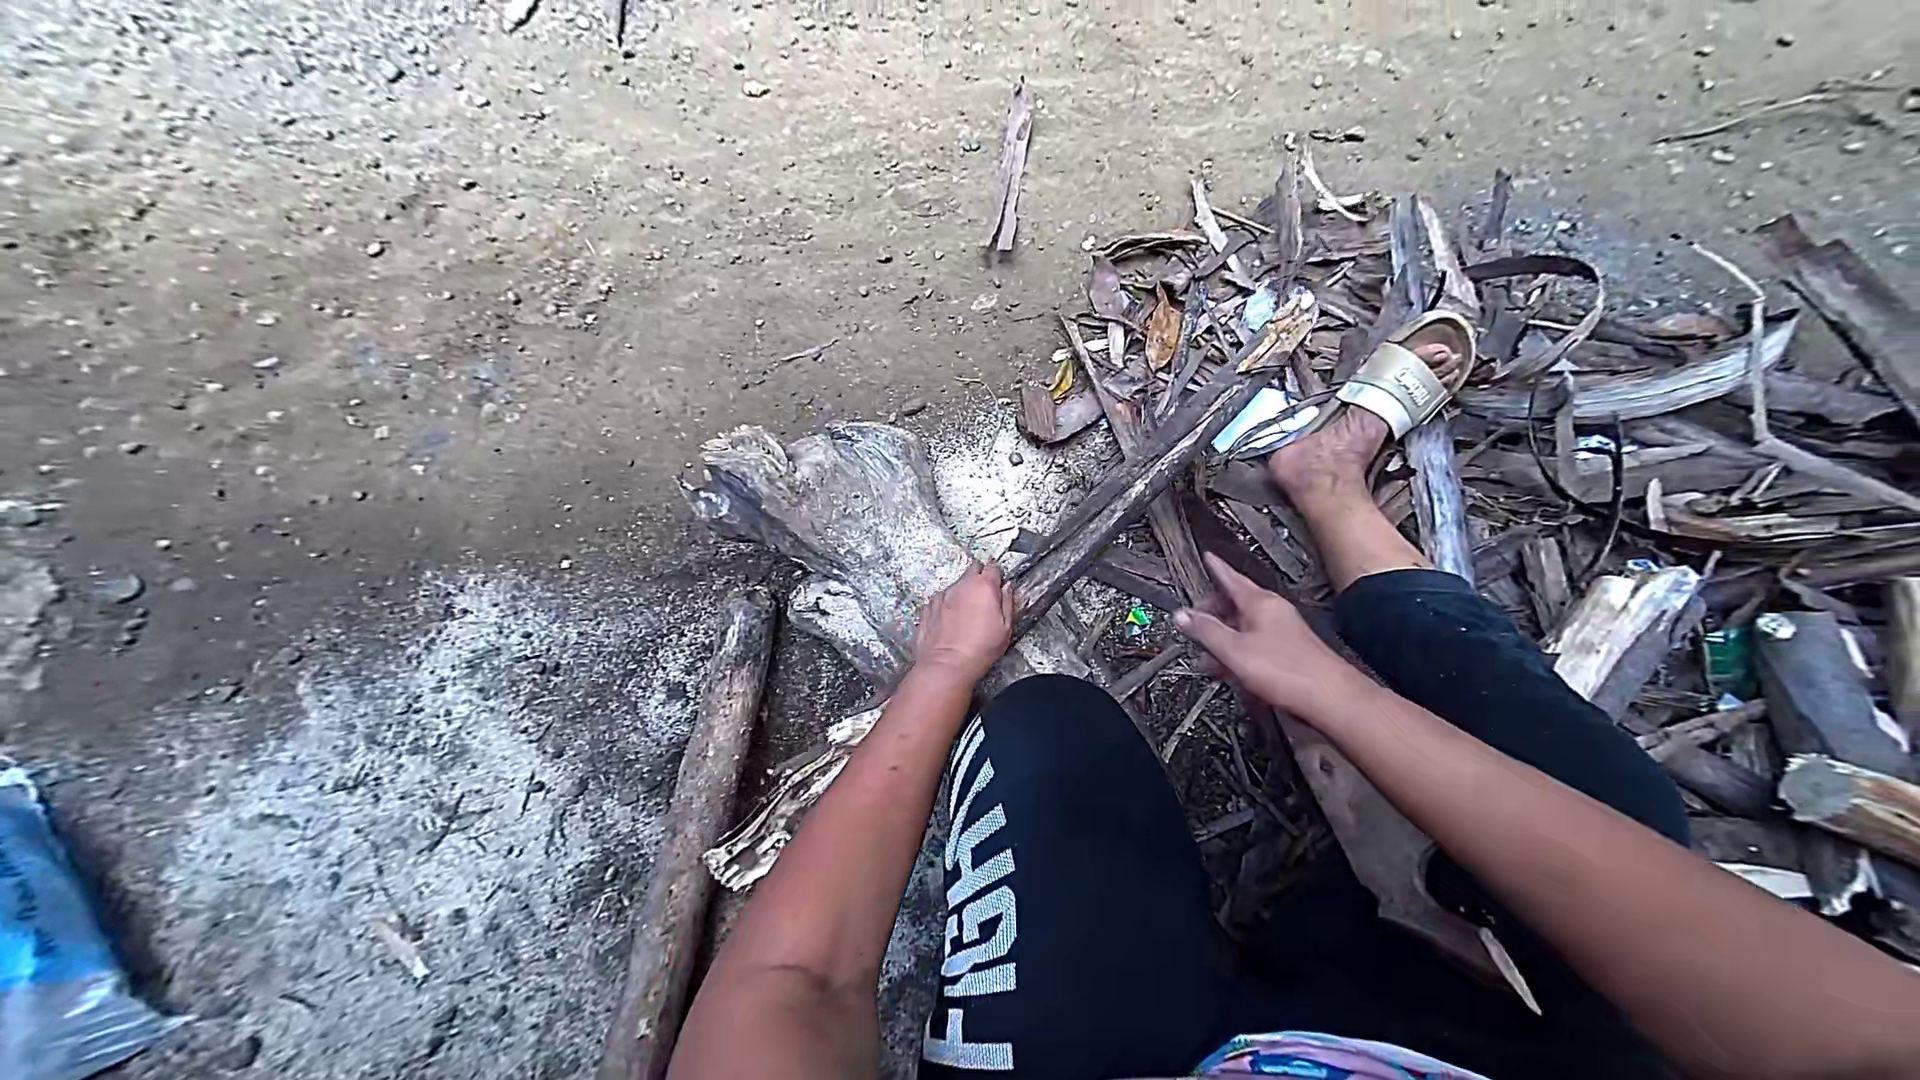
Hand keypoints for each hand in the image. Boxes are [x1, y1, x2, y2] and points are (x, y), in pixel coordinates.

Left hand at [913, 561, 1013, 683]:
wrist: (947, 665)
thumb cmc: (979, 650)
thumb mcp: (1006, 628)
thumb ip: (1008, 602)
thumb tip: (1008, 589)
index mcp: (984, 587)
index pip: (993, 567)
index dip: (997, 575)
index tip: (998, 584)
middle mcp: (961, 586)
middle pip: (973, 570)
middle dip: (979, 578)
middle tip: (984, 597)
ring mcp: (942, 595)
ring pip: (956, 585)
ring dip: (962, 594)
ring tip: (966, 616)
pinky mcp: (928, 607)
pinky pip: (940, 599)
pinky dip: (946, 605)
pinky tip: (951, 621)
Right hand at [1175, 553, 1356, 713]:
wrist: (1329, 698)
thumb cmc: (1290, 671)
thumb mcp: (1233, 650)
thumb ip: (1205, 631)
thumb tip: (1183, 616)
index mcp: (1261, 603)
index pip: (1231, 578)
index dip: (1216, 568)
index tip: (1208, 558)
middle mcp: (1274, 612)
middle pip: (1234, 605)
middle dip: (1212, 617)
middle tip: (1194, 625)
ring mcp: (1283, 630)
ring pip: (1244, 628)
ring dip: (1225, 640)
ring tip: (1210, 657)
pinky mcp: (1288, 650)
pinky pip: (1255, 643)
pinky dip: (1240, 652)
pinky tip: (1232, 670)